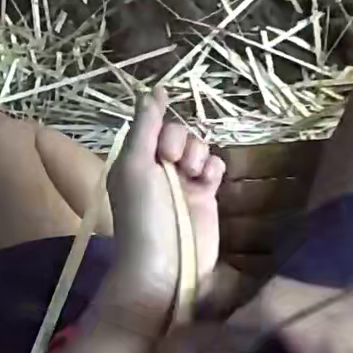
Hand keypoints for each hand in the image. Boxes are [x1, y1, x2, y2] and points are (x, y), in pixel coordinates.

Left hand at [100, 89, 224, 333]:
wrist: (166, 264)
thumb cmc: (143, 213)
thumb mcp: (136, 164)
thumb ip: (146, 125)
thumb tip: (154, 89)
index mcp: (137, 158)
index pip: (155, 124)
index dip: (163, 128)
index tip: (162, 145)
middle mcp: (159, 166)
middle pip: (180, 133)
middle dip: (181, 143)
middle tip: (173, 164)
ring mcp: (184, 181)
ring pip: (200, 147)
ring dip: (198, 155)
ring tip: (192, 177)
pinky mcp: (206, 195)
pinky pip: (215, 166)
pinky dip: (213, 169)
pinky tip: (207, 183)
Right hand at [180, 278, 352, 352]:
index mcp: (344, 343)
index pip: (271, 308)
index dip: (231, 321)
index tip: (204, 341)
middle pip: (279, 292)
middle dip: (244, 315)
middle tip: (220, 343)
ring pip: (292, 290)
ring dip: (263, 312)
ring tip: (248, 345)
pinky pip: (311, 294)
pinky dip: (287, 311)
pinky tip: (279, 338)